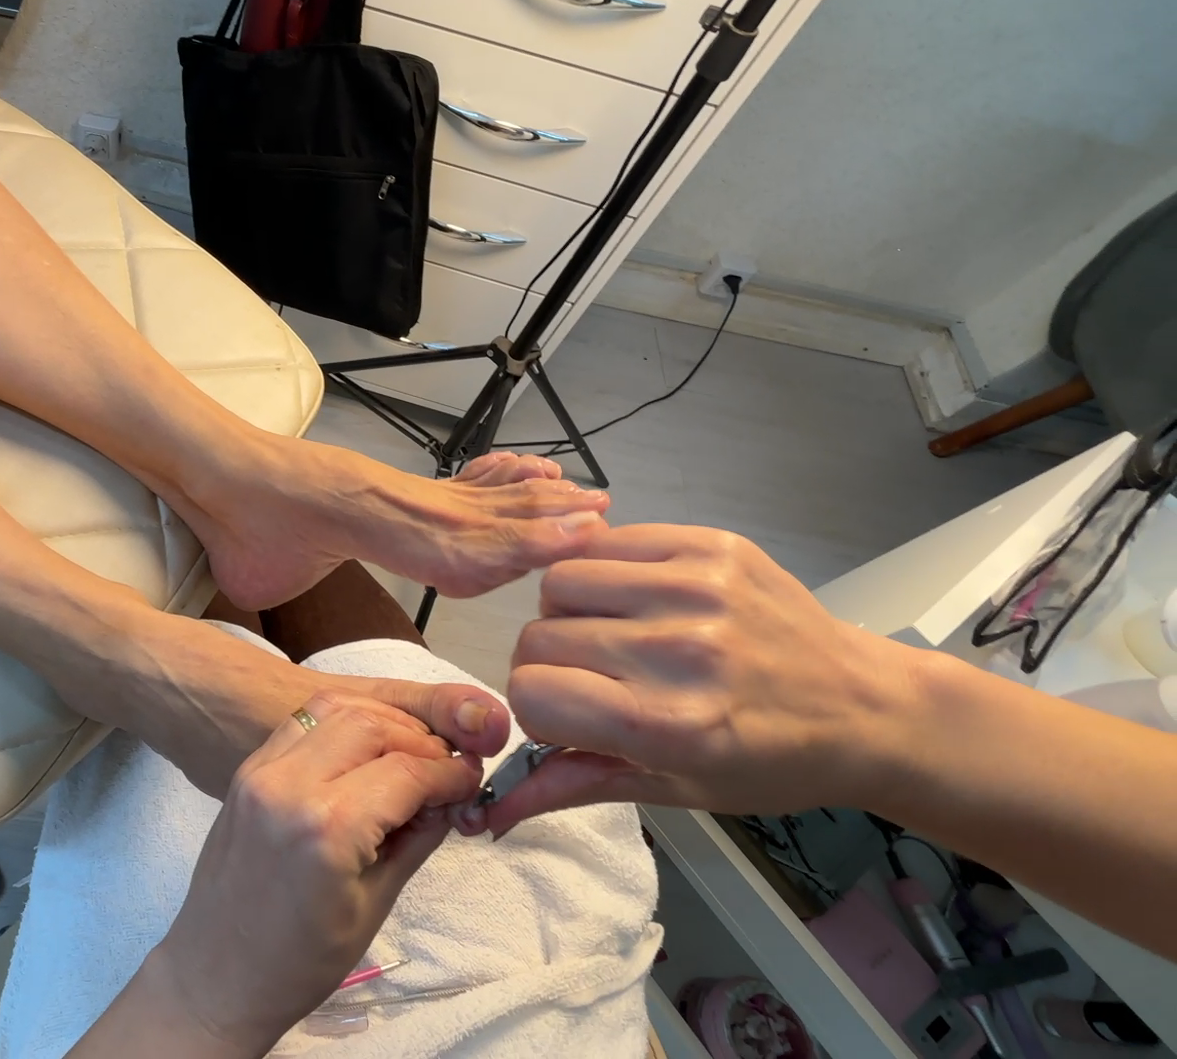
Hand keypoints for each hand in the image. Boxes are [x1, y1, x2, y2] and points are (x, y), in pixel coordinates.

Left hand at [144, 695, 481, 1052]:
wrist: (216, 971)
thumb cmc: (300, 960)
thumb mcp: (374, 905)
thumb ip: (417, 837)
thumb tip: (452, 794)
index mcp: (327, 828)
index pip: (406, 771)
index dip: (449, 773)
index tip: (472, 780)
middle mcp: (290, 784)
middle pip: (372, 724)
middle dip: (418, 739)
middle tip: (442, 767)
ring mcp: (261, 770)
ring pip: (334, 709)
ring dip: (380, 722)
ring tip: (407, 753)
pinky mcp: (247, 769)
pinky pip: (302, 722)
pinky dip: (340, 723)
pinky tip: (362, 750)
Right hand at [476, 524, 926, 834]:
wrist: (869, 708)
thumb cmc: (768, 762)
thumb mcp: (670, 790)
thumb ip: (571, 786)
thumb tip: (487, 813)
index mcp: (667, 724)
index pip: (530, 692)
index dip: (537, 709)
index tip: (570, 716)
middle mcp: (678, 650)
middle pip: (536, 637)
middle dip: (549, 663)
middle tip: (595, 676)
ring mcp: (695, 587)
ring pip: (558, 581)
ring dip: (569, 610)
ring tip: (614, 631)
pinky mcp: (708, 544)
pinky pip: (602, 542)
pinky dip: (602, 570)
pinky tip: (638, 597)